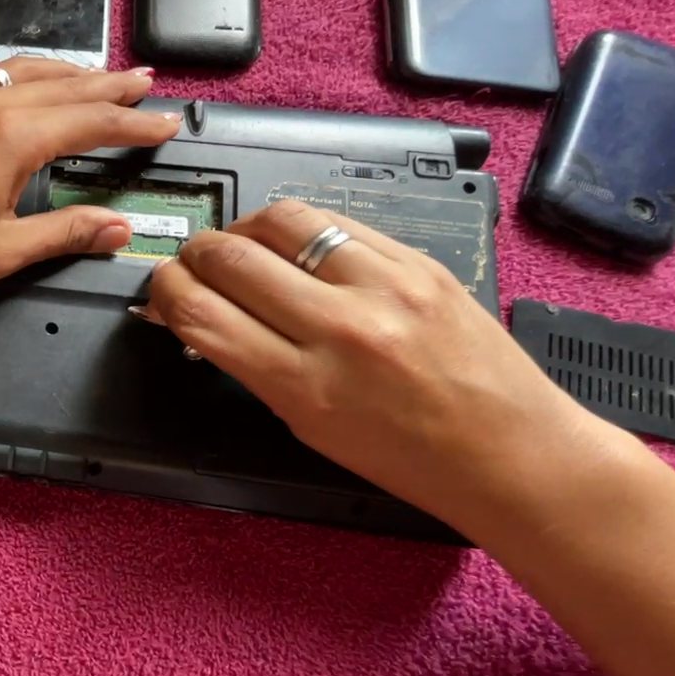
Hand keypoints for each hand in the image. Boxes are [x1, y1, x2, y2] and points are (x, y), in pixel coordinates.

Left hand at [0, 58, 178, 310]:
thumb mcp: (1, 250)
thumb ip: (64, 233)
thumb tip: (116, 229)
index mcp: (11, 138)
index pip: (91, 121)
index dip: (135, 125)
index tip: (166, 124)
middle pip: (65, 86)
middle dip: (110, 86)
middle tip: (145, 84)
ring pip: (25, 72)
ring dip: (67, 72)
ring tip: (97, 75)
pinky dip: (19, 74)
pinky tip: (24, 81)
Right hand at [141, 199, 614, 520]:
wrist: (513, 453)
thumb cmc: (404, 455)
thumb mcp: (301, 421)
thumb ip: (243, 360)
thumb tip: (192, 314)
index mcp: (302, 384)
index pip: (198, 311)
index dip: (163, 291)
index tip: (161, 292)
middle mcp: (341, 328)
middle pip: (227, 257)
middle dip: (192, 257)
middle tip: (190, 268)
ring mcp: (385, 286)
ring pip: (277, 219)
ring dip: (239, 230)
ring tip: (239, 248)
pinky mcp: (419, 260)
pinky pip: (334, 221)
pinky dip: (295, 229)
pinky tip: (291, 247)